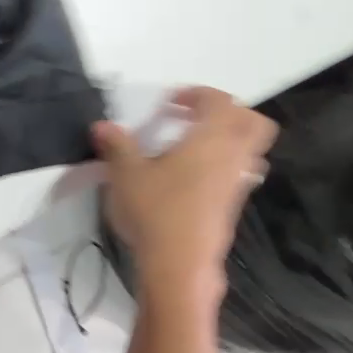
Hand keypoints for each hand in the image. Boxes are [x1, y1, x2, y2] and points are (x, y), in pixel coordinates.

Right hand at [94, 87, 277, 305]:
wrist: (180, 258)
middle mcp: (235, 151)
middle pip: (249, 120)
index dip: (196, 95)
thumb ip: (117, 146)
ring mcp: (239, 178)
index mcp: (212, 136)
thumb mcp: (124, 174)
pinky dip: (222, 163)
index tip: (170, 101)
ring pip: (248, 146)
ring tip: (194, 147)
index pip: (218, 101)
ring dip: (228, 138)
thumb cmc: (155, 208)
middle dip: (226, 113)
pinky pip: (238, 169)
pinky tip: (193, 176)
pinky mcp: (234, 200)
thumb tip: (103, 125)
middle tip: (194, 119)